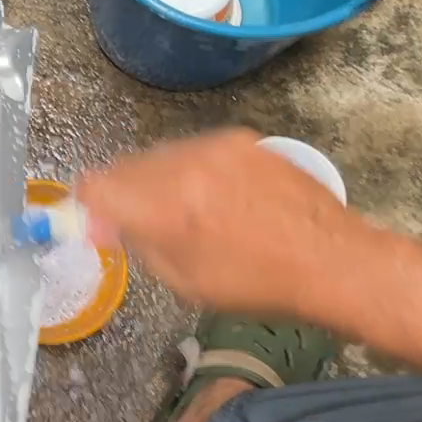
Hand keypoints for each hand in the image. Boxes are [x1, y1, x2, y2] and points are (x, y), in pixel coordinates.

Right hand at [75, 128, 375, 317]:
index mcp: (166, 208)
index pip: (95, 185)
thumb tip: (100, 223)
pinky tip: (211, 193)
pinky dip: (186, 168)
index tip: (95, 218)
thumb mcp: (182, 280)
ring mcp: (213, 147)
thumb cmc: (257, 283)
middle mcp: (183, 167)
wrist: (336, 261)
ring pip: (154, 155)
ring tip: (182, 206)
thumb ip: (135, 243)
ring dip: (152, 177)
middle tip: (136, 217)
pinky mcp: (238, 138)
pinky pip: (189, 148)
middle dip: (119, 190)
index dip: (86, 201)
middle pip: (120, 166)